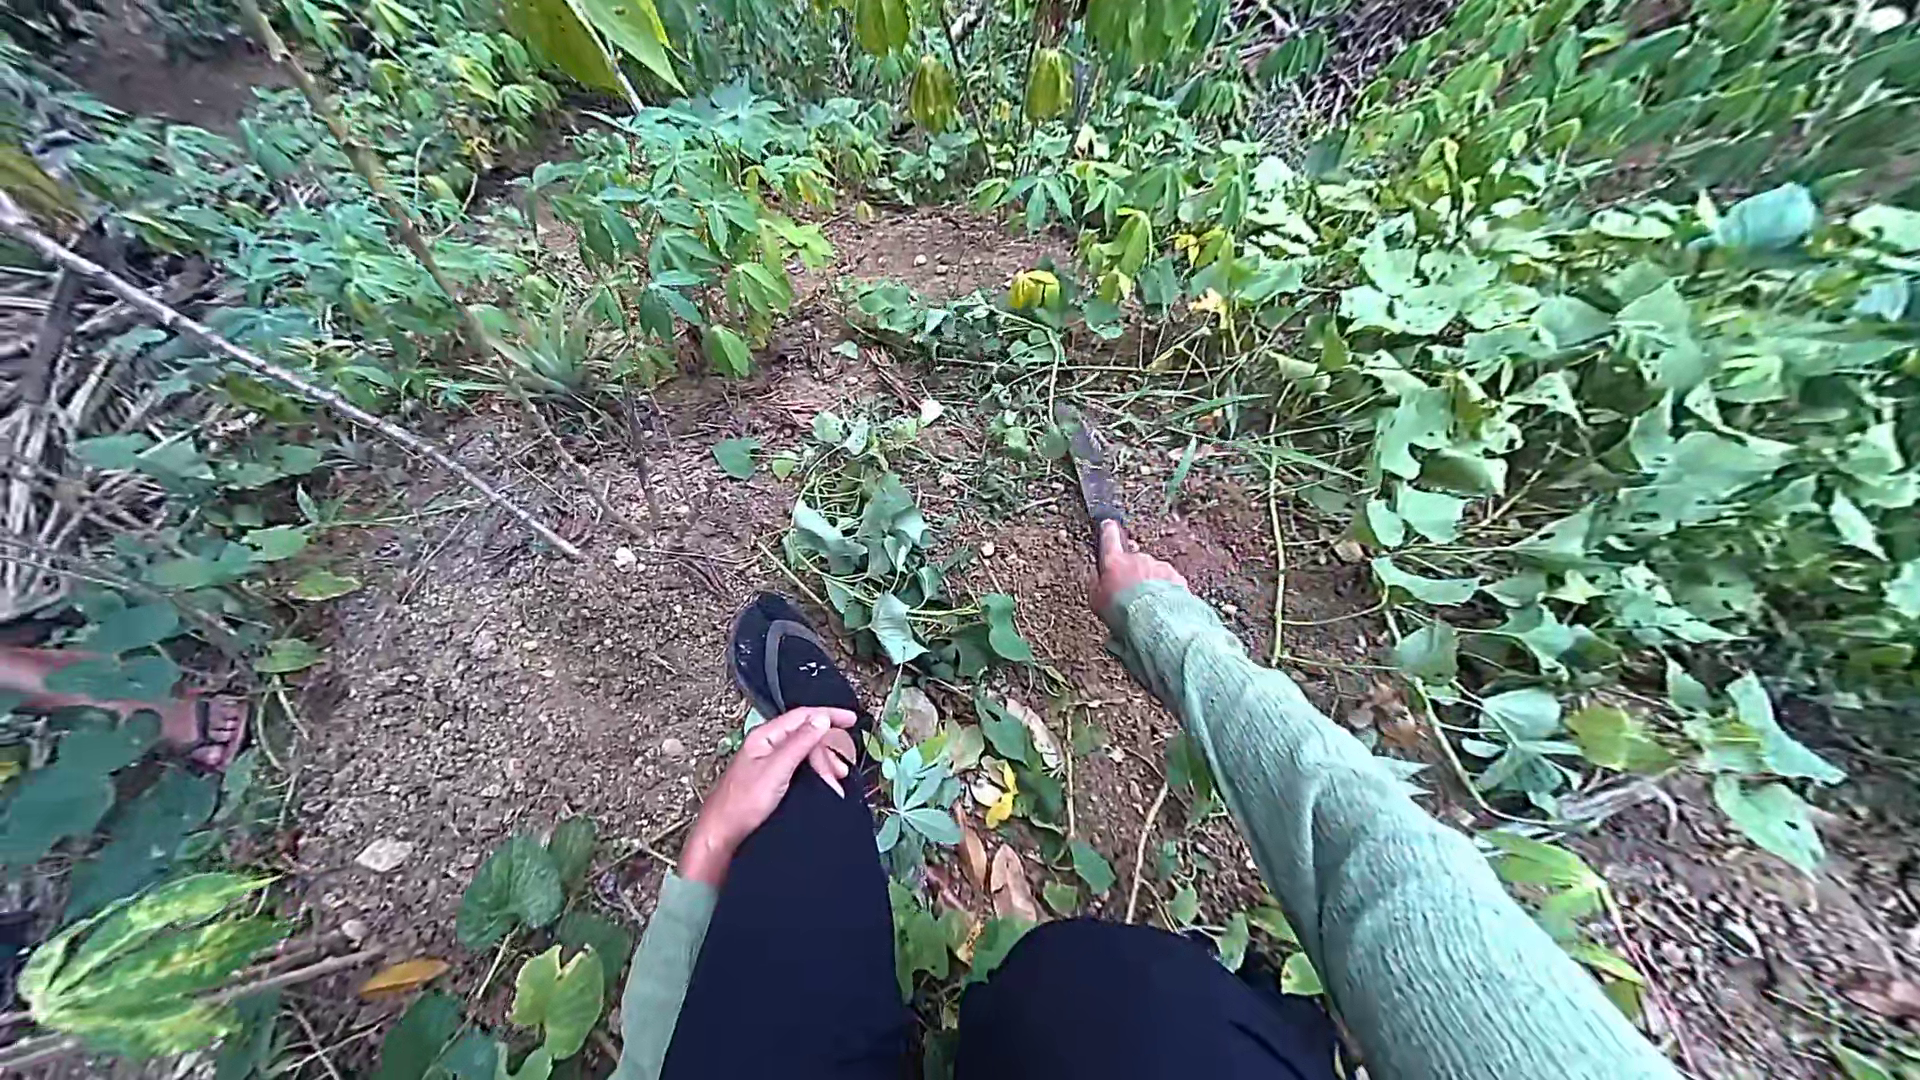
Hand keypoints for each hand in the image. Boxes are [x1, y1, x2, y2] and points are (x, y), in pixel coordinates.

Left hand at [679, 706, 857, 886]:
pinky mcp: (773, 780)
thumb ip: (799, 742)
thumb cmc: (738, 806)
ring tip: (833, 782)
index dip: (829, 715)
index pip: (803, 716)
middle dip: (827, 751)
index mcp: (764, 736)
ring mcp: (770, 763)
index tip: (850, 719)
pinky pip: (802, 769)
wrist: (721, 839)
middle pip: (807, 736)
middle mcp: (767, 746)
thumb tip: (821, 719)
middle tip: (839, 769)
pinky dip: (816, 775)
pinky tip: (823, 786)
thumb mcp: (775, 770)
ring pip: (806, 754)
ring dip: (824, 766)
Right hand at [1091, 520, 1186, 618]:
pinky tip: (1161, 607)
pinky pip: (1168, 582)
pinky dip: (1165, 592)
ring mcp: (1158, 566)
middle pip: (1133, 560)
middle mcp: (1137, 558)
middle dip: (1132, 572)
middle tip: (1130, 594)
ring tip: (1147, 606)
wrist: (1154, 619)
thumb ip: (1096, 585)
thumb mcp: (1096, 601)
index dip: (1108, 531)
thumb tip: (1097, 577)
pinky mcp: (1176, 577)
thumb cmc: (1122, 610)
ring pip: (1152, 572)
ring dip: (1149, 584)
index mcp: (1114, 561)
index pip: (1109, 540)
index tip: (1108, 524)